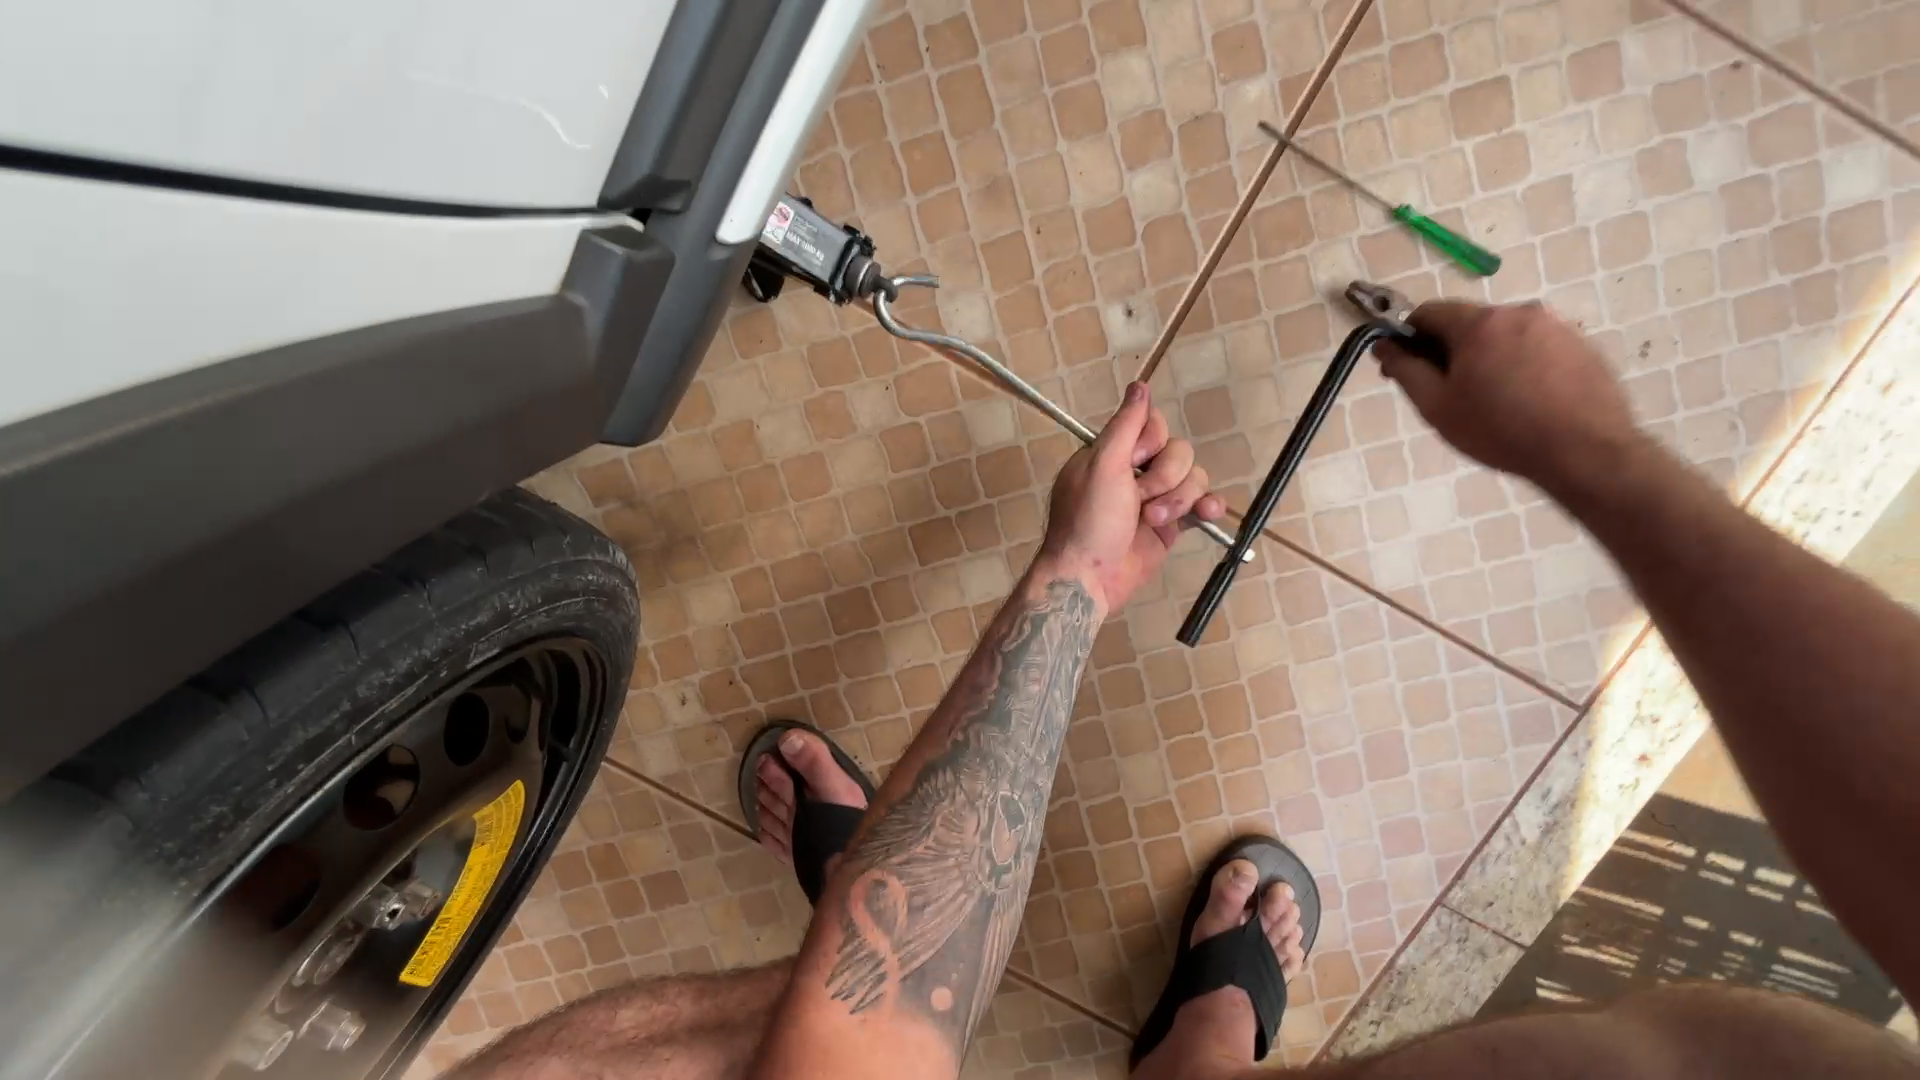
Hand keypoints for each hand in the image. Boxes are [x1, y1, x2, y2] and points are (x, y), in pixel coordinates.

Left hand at [1039, 381, 1224, 612]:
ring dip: (1178, 498)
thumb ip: (1125, 425)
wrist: (1090, 577)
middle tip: (1139, 500)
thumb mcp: (1102, 465)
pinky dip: (1206, 506)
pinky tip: (1206, 513)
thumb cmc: (1088, 520)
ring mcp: (1155, 498)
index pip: (1152, 424)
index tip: (1134, 463)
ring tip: (1152, 521)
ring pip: (1193, 476)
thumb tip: (1140, 385)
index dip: (1152, 442)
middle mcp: (1134, 471)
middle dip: (1165, 477)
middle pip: (1178, 450)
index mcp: (1112, 452)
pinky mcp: (1171, 524)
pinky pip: (1201, 503)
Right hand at [1374, 300, 1644, 498]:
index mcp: (1479, 323)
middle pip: (1467, 323)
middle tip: (1446, 393)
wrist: (1584, 451)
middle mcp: (1519, 312)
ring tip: (1490, 400)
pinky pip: (1534, 346)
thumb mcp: (1435, 406)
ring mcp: (1556, 326)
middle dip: (1449, 350)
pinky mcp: (1581, 345)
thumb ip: (1405, 369)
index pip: (1427, 312)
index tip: (1406, 368)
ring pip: (1502, 335)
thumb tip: (1384, 345)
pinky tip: (1523, 400)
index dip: (1408, 338)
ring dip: (1485, 358)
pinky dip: (1518, 365)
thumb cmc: (1498, 429)